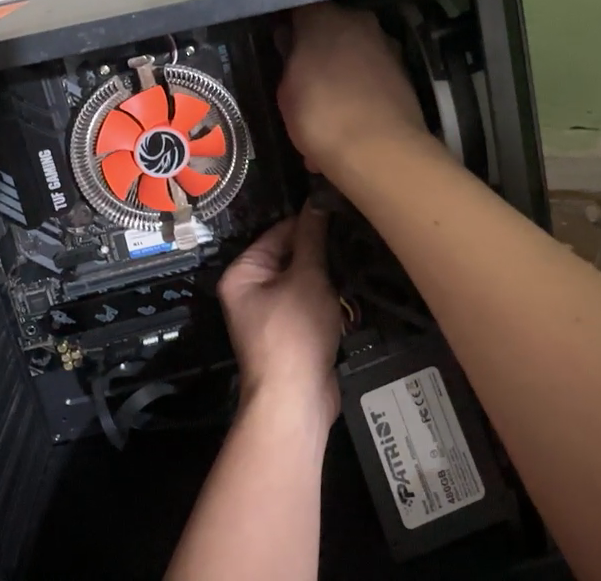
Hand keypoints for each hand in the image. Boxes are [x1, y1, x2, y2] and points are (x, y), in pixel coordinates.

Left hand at [218, 209, 341, 425]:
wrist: (295, 400)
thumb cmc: (295, 331)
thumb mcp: (307, 277)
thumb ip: (312, 238)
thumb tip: (317, 200)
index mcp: (243, 273)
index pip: (279, 232)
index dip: (310, 221)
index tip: (342, 210)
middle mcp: (250, 290)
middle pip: (290, 255)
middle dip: (320, 249)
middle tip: (356, 231)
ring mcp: (270, 313)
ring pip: (303, 279)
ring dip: (327, 273)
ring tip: (358, 254)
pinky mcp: (290, 332)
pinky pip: (308, 302)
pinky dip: (327, 295)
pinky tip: (351, 286)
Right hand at [277, 3, 431, 175]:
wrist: (380, 150)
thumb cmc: (320, 114)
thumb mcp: (286, 90)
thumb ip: (289, 61)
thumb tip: (291, 46)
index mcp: (324, 19)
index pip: (300, 10)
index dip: (289, 28)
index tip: (281, 48)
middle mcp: (359, 23)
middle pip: (332, 31)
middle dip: (319, 53)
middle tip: (304, 83)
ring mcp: (387, 47)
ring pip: (354, 57)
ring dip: (342, 77)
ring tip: (327, 116)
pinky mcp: (405, 74)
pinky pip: (372, 80)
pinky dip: (361, 96)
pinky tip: (348, 129)